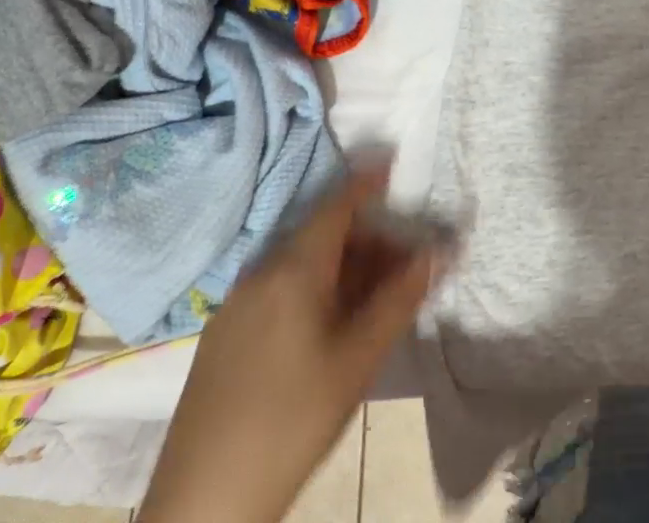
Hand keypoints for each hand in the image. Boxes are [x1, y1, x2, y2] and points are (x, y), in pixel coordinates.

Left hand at [137, 165, 435, 522]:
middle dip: (369, 235)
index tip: (393, 159)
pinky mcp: (225, 338)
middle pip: (320, 236)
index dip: (367, 181)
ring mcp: (236, 308)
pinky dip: (319, 287)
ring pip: (301, 265)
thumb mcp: (361, 356)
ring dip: (347, 264)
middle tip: (410, 252)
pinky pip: (281, 291)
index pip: (335, 207)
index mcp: (292, 272)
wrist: (207, 498)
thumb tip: (440, 249)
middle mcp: (259, 277)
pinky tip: (339, 319)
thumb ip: (402, 296)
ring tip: (384, 287)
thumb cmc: (296, 418)